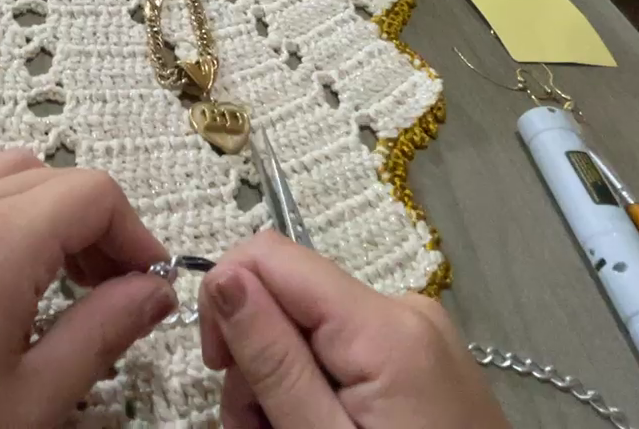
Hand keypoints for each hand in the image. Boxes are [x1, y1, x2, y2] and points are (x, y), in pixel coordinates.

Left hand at [0, 122, 175, 427]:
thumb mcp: (31, 400)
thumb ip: (101, 332)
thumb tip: (151, 292)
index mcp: (1, 241)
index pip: (94, 194)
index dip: (134, 233)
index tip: (147, 283)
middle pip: (55, 180)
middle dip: (97, 228)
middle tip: (113, 292)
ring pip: (4, 168)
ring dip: (46, 203)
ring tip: (62, 266)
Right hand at [200, 231, 509, 428]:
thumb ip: (273, 359)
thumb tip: (221, 275)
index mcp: (385, 324)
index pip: (269, 254)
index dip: (225, 297)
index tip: (215, 369)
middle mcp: (405, 307)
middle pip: (287, 294)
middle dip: (254, 357)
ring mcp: (419, 333)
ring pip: (308, 324)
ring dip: (278, 378)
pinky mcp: (423, 357)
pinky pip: (342, 346)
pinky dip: (314, 384)